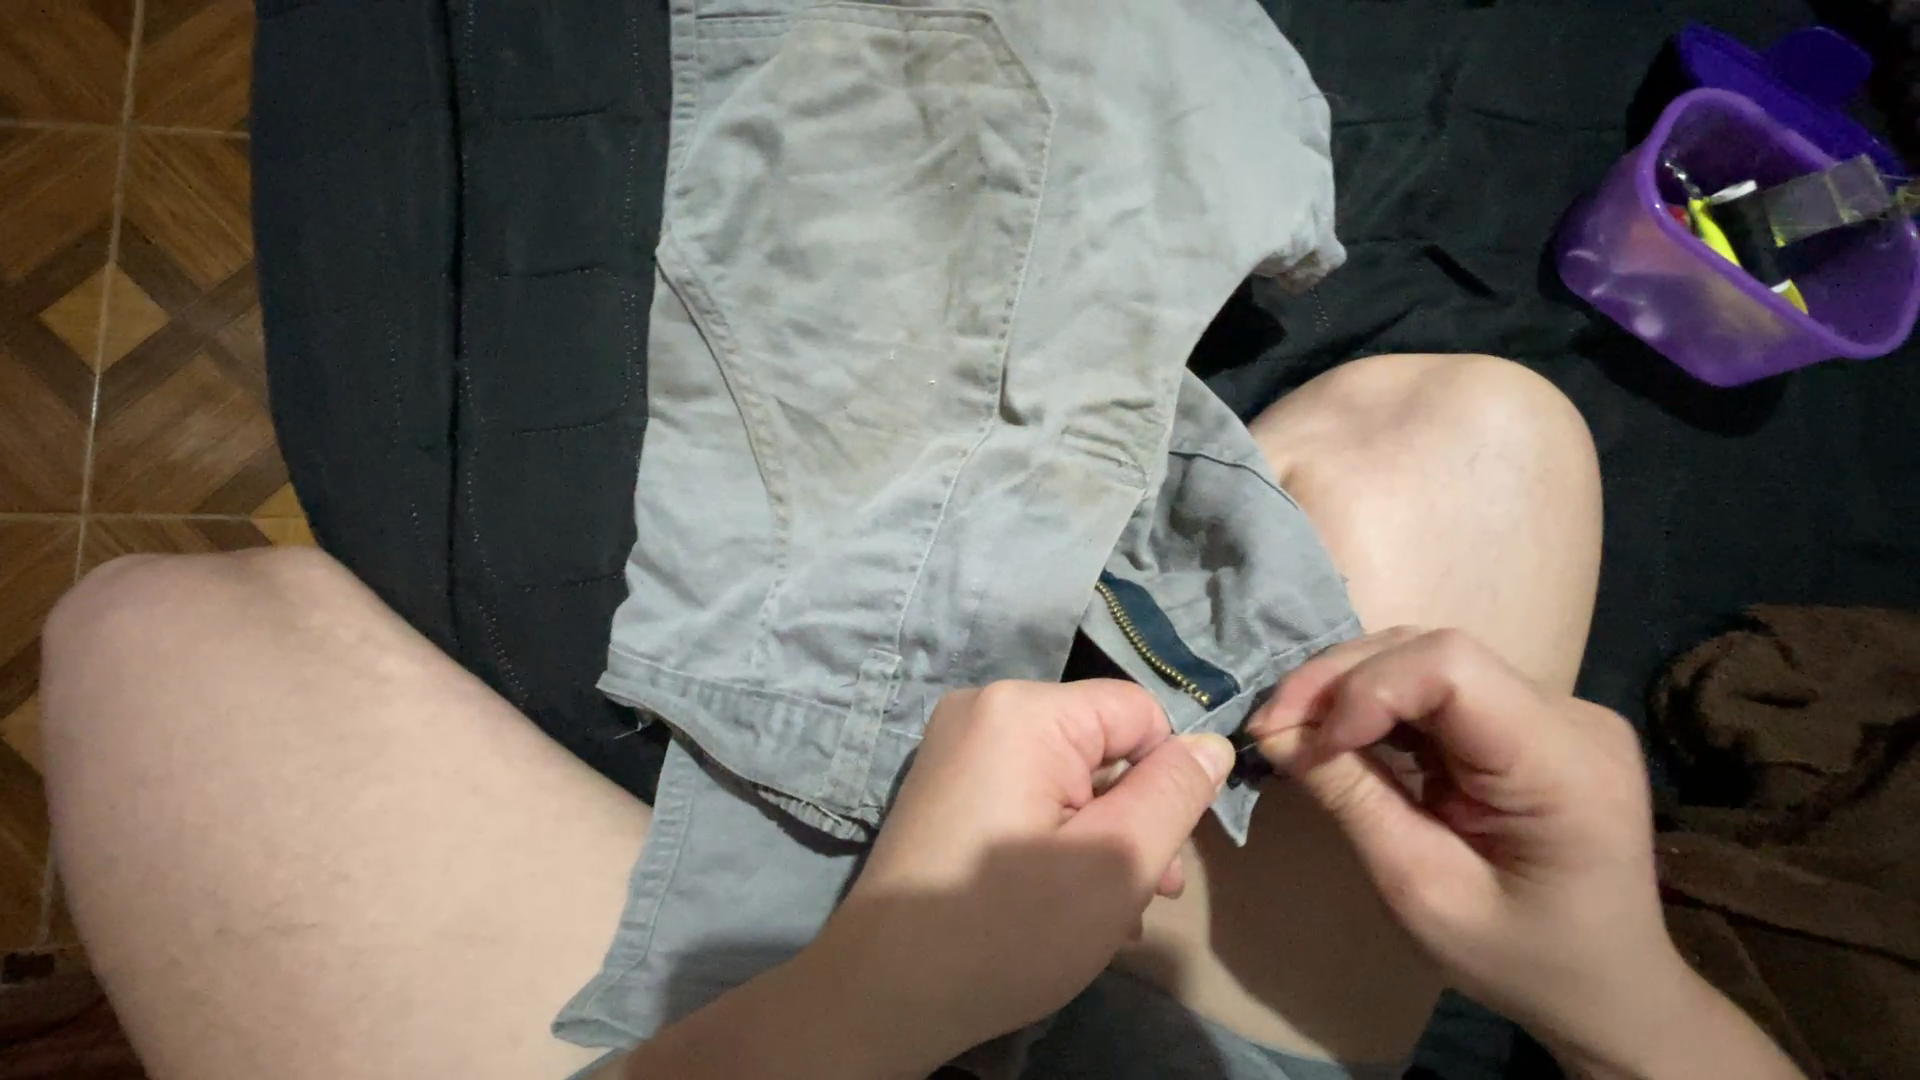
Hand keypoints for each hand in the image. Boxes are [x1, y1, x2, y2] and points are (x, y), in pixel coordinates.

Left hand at [819, 679, 1235, 1068]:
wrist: (884, 990)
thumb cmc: (1008, 927)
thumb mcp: (1115, 862)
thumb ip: (1174, 794)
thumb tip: (1211, 742)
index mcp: (1023, 708)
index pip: (1137, 712)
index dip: (1164, 778)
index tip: (1158, 852)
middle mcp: (984, 706)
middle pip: (1100, 745)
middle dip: (1132, 817)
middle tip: (1146, 893)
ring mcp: (957, 743)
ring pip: (1067, 773)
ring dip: (1099, 836)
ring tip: (1108, 910)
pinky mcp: (945, 780)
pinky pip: (1026, 788)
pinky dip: (1054, 834)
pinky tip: (1061, 898)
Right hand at [1244, 628, 1682, 1063]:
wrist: (1604, 987)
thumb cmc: (1517, 957)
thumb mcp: (1420, 888)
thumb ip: (1349, 799)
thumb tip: (1272, 731)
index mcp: (1563, 765)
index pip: (1452, 668)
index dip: (1364, 687)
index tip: (1309, 742)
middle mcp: (1567, 714)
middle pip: (1428, 651)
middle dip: (1336, 681)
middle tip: (1273, 727)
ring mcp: (1549, 707)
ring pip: (1421, 656)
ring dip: (1345, 685)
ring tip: (1296, 729)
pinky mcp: (1523, 713)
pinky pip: (1430, 682)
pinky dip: (1370, 700)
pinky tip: (1341, 733)